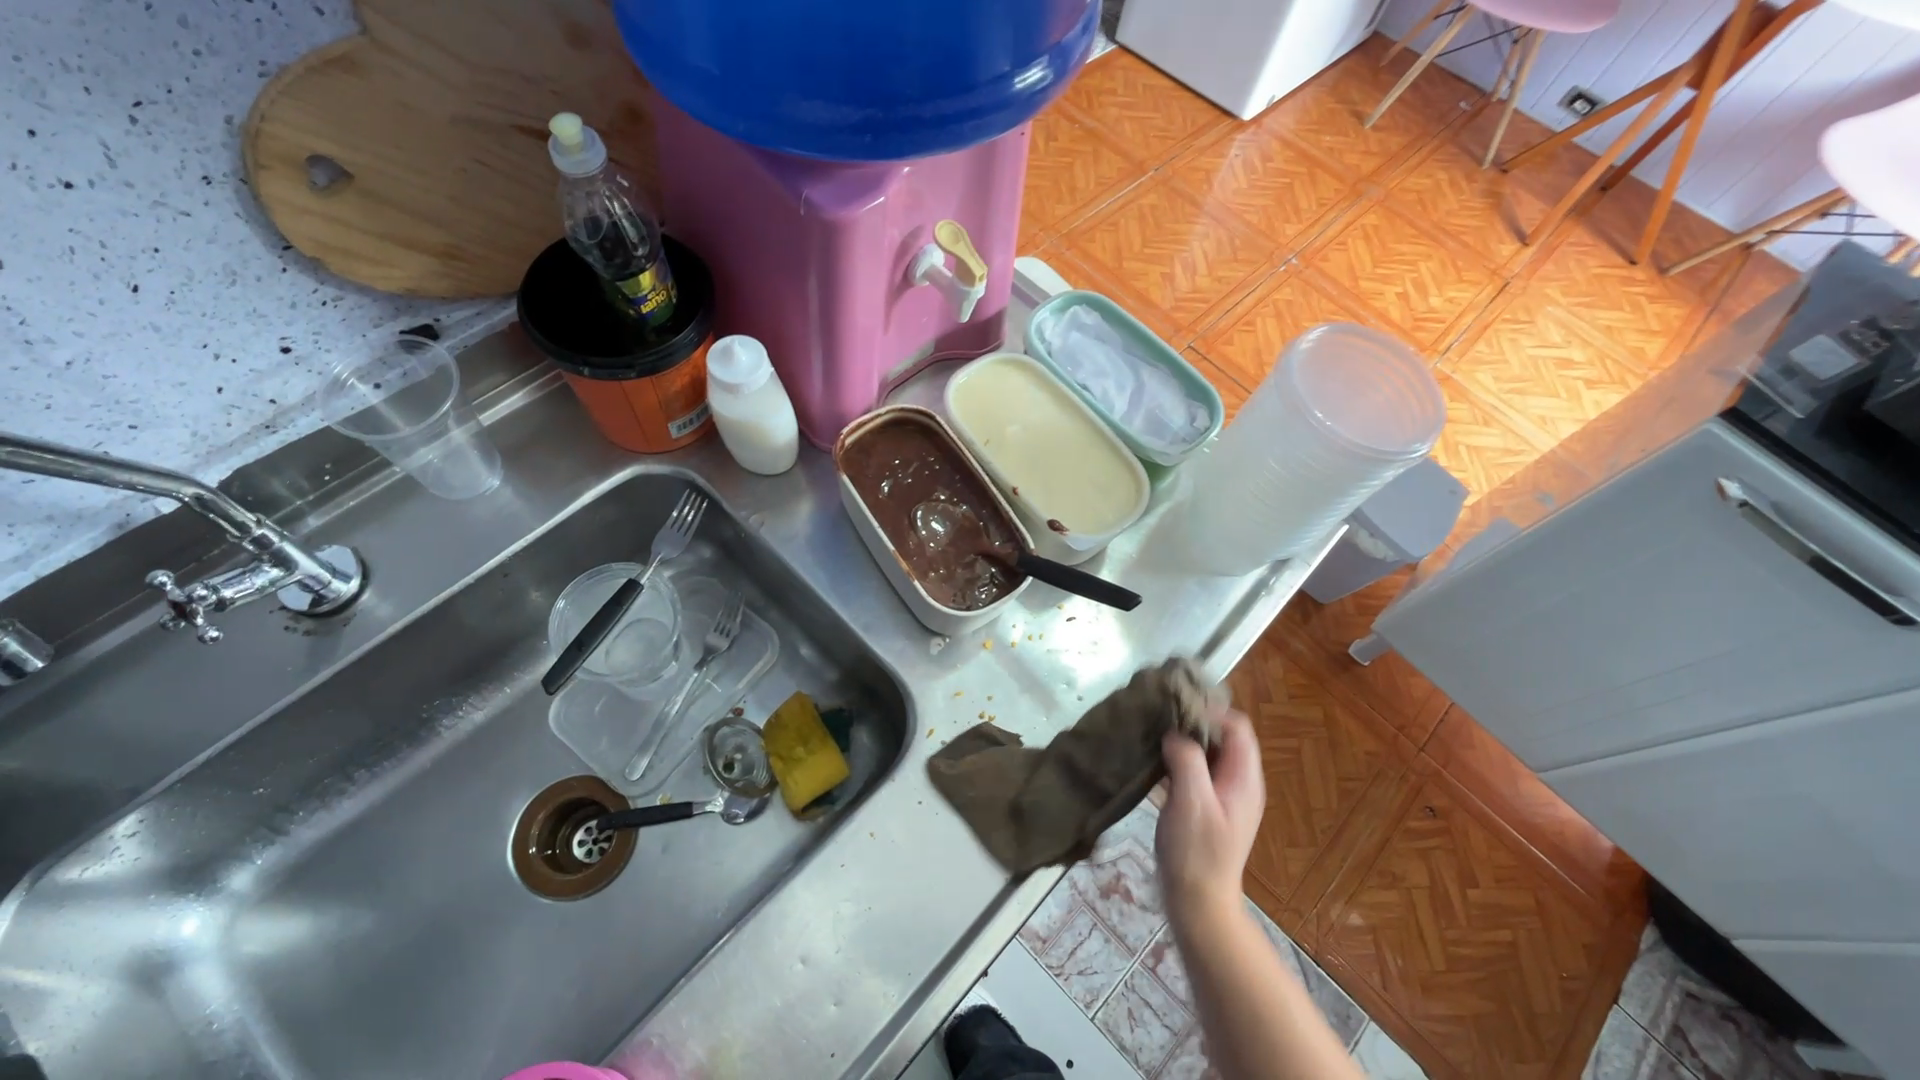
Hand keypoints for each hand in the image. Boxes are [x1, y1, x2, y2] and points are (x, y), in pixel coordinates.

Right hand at [1156, 709, 1263, 922]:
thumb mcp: (1191, 802)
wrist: (1198, 904)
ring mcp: (1223, 798)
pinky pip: (1196, 773)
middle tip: (1160, 718)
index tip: (1176, 707)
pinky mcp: (1206, 810)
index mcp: (1244, 779)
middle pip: (1223, 737)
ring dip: (1183, 743)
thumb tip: (1175, 732)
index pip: (1238, 726)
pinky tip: (1153, 764)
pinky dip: (1178, 762)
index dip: (1211, 711)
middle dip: (1194, 723)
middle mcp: (1239, 784)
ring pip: (1207, 755)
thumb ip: (1187, 760)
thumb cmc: (1196, 853)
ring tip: (1153, 735)